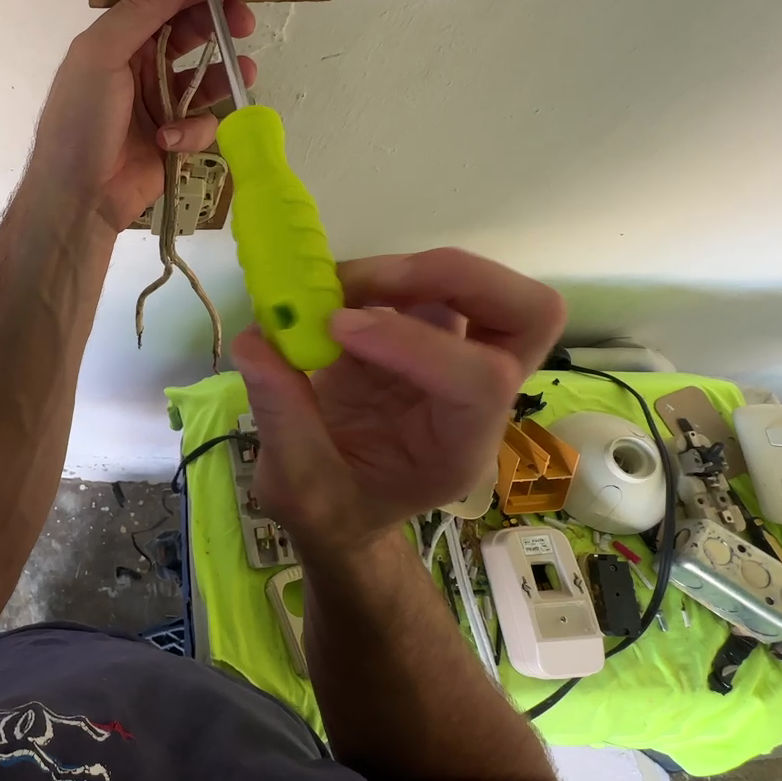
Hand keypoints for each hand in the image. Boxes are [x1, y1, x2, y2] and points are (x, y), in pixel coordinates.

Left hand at [26, 0, 257, 232]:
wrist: (77, 196)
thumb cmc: (80, 119)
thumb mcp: (102, 53)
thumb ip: (145, 7)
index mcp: (121, 39)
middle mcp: (142, 65)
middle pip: (194, 33)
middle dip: (221, 25)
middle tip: (244, 24)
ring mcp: (160, 103)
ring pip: (208, 78)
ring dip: (225, 74)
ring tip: (241, 73)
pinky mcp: (175, 139)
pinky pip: (202, 124)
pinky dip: (194, 130)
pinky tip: (171, 141)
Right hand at [232, 249, 565, 553]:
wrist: (339, 505)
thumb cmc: (332, 509)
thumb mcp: (297, 486)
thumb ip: (281, 415)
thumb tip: (254, 342)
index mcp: (459, 447)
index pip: (478, 379)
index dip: (410, 340)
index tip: (332, 328)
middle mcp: (474, 398)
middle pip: (526, 315)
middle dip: (449, 280)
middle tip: (365, 284)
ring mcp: (455, 359)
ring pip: (478, 287)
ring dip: (404, 271)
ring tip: (330, 287)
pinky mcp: (423, 336)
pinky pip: (424, 284)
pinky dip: (377, 277)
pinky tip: (328, 294)